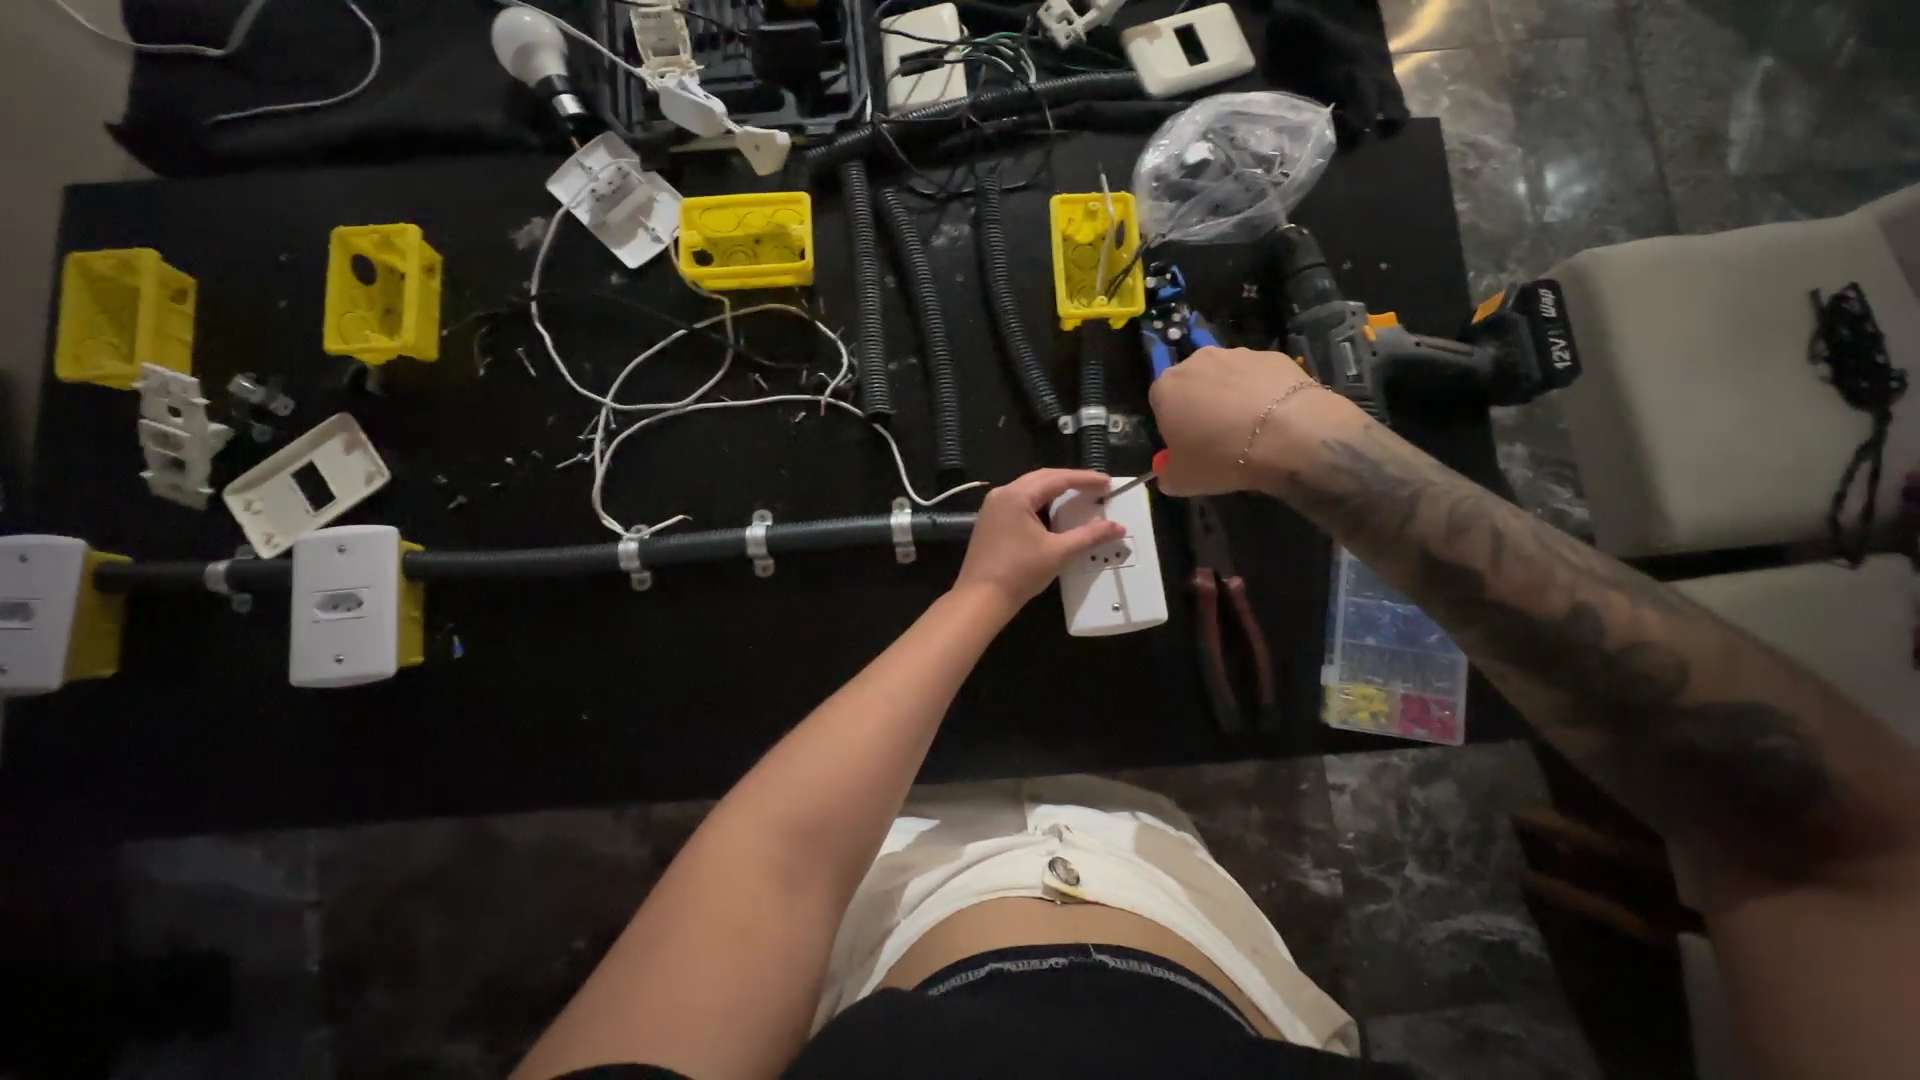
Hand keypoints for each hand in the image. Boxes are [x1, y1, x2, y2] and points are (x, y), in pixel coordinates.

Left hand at [955, 469, 1126, 609]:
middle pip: (1042, 478)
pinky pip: (1020, 502)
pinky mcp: (990, 521)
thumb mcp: (1059, 553)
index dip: (1085, 479)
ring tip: (1079, 496)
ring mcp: (993, 507)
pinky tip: (1054, 513)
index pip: (1058, 479)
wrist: (981, 598)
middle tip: (1096, 487)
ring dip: (1055, 491)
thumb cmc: (1020, 573)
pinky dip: (1040, 503)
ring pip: (1030, 489)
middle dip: (1070, 481)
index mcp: (1017, 495)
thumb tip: (1118, 527)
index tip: (1107, 482)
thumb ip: (1090, 536)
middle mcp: (1002, 494)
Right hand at [1147, 346, 1341, 495]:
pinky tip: (1274, 417)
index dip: (1173, 426)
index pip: (1160, 405)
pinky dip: (1262, 392)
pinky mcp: (1272, 355)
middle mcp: (1196, 361)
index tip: (1189, 446)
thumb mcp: (1183, 481)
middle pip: (1193, 384)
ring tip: (1251, 428)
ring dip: (1232, 396)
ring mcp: (1236, 354)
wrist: (1287, 435)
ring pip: (1226, 377)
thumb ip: (1167, 475)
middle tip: (1219, 437)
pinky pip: (1259, 377)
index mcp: (1165, 388)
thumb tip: (1167, 472)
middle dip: (1201, 405)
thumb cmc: (1222, 456)